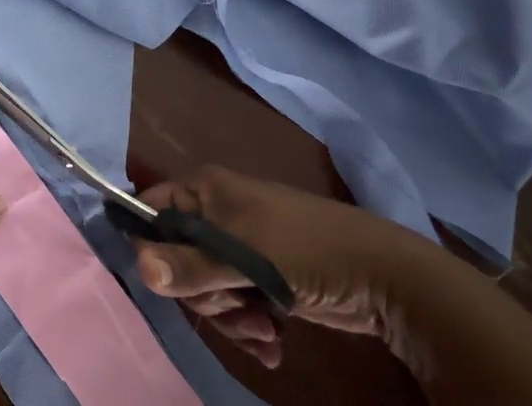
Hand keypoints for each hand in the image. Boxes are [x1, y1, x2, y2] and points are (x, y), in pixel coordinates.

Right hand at [132, 165, 441, 367]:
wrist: (390, 278)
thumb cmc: (308, 249)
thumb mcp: (246, 257)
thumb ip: (190, 265)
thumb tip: (141, 270)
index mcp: (203, 190)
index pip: (150, 213)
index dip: (151, 248)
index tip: (172, 280)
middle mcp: (215, 214)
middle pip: (176, 258)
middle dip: (204, 295)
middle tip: (232, 307)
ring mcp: (240, 247)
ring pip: (206, 287)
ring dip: (229, 316)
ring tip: (262, 331)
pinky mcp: (263, 277)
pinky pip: (234, 302)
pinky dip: (248, 325)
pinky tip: (272, 342)